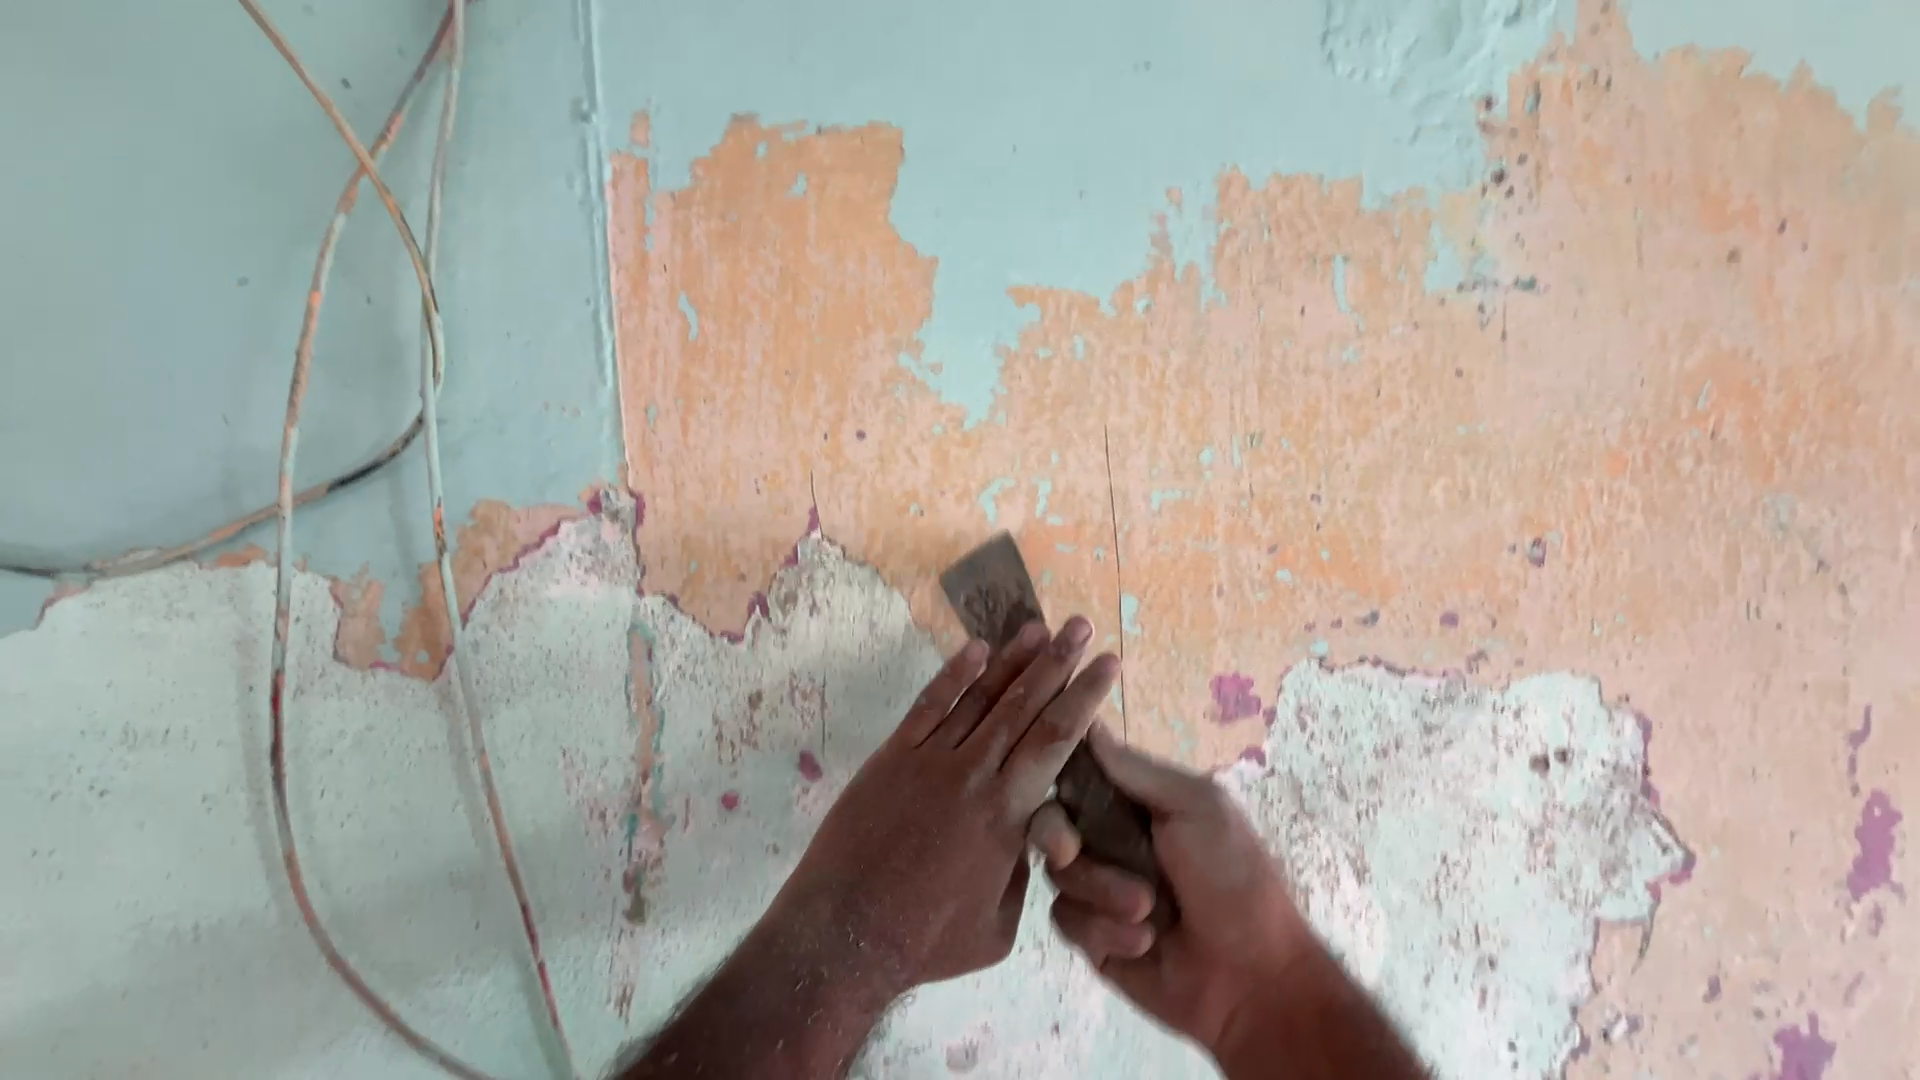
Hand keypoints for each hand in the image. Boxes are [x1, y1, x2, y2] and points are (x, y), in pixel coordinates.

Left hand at [764, 616, 1119, 992]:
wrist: (844, 933)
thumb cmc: (925, 940)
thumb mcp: (999, 926)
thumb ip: (1020, 873)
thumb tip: (1026, 837)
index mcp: (1008, 814)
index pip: (1056, 740)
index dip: (1084, 697)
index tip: (1106, 663)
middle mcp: (975, 774)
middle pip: (1024, 706)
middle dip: (1057, 663)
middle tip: (1080, 626)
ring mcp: (930, 759)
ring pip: (980, 699)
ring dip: (1013, 660)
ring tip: (1039, 628)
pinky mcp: (893, 757)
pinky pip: (929, 706)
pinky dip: (954, 675)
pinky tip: (976, 649)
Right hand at [1027, 726, 1316, 1052]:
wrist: (1253, 977)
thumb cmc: (1233, 877)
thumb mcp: (1197, 806)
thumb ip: (1137, 769)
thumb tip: (1088, 722)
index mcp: (1132, 801)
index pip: (1074, 772)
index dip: (1054, 772)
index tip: (1045, 777)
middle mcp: (1107, 838)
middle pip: (1048, 820)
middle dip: (1055, 833)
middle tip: (1070, 850)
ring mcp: (1097, 887)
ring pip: (1057, 873)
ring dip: (1102, 891)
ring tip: (1148, 910)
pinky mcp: (1091, 936)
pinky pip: (1067, 920)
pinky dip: (1106, 931)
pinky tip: (1146, 942)